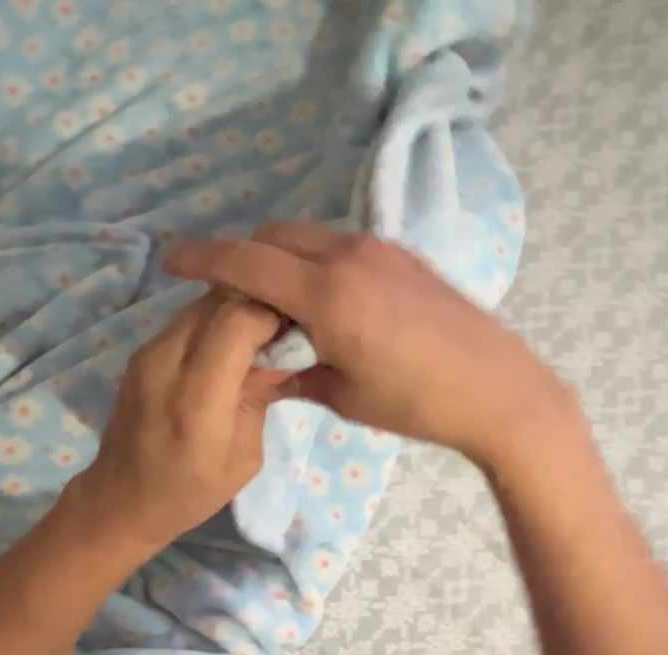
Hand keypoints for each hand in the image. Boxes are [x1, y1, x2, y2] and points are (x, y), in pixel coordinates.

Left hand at [67, 290, 291, 548]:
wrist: (122, 499)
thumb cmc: (192, 491)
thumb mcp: (245, 456)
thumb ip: (261, 397)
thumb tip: (284, 353)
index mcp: (197, 400)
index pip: (239, 320)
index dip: (273, 315)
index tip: (295, 332)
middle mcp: (166, 364)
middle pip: (220, 301)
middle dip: (257, 305)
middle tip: (283, 328)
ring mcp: (147, 353)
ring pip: (202, 303)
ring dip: (236, 311)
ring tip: (260, 337)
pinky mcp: (141, 352)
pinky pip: (187, 320)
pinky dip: (215, 324)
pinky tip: (230, 348)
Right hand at [163, 222, 577, 467]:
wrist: (498, 391)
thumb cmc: (418, 405)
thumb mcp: (346, 397)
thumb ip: (297, 374)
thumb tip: (268, 370)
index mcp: (328, 295)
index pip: (244, 262)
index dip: (199, 257)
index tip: (169, 260)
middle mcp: (350, 256)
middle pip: (273, 236)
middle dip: (240, 256)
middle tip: (225, 295)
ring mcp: (381, 250)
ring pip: (308, 236)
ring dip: (279, 257)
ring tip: (273, 301)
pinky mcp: (403, 256)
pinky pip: (340, 244)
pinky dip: (313, 260)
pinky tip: (320, 300)